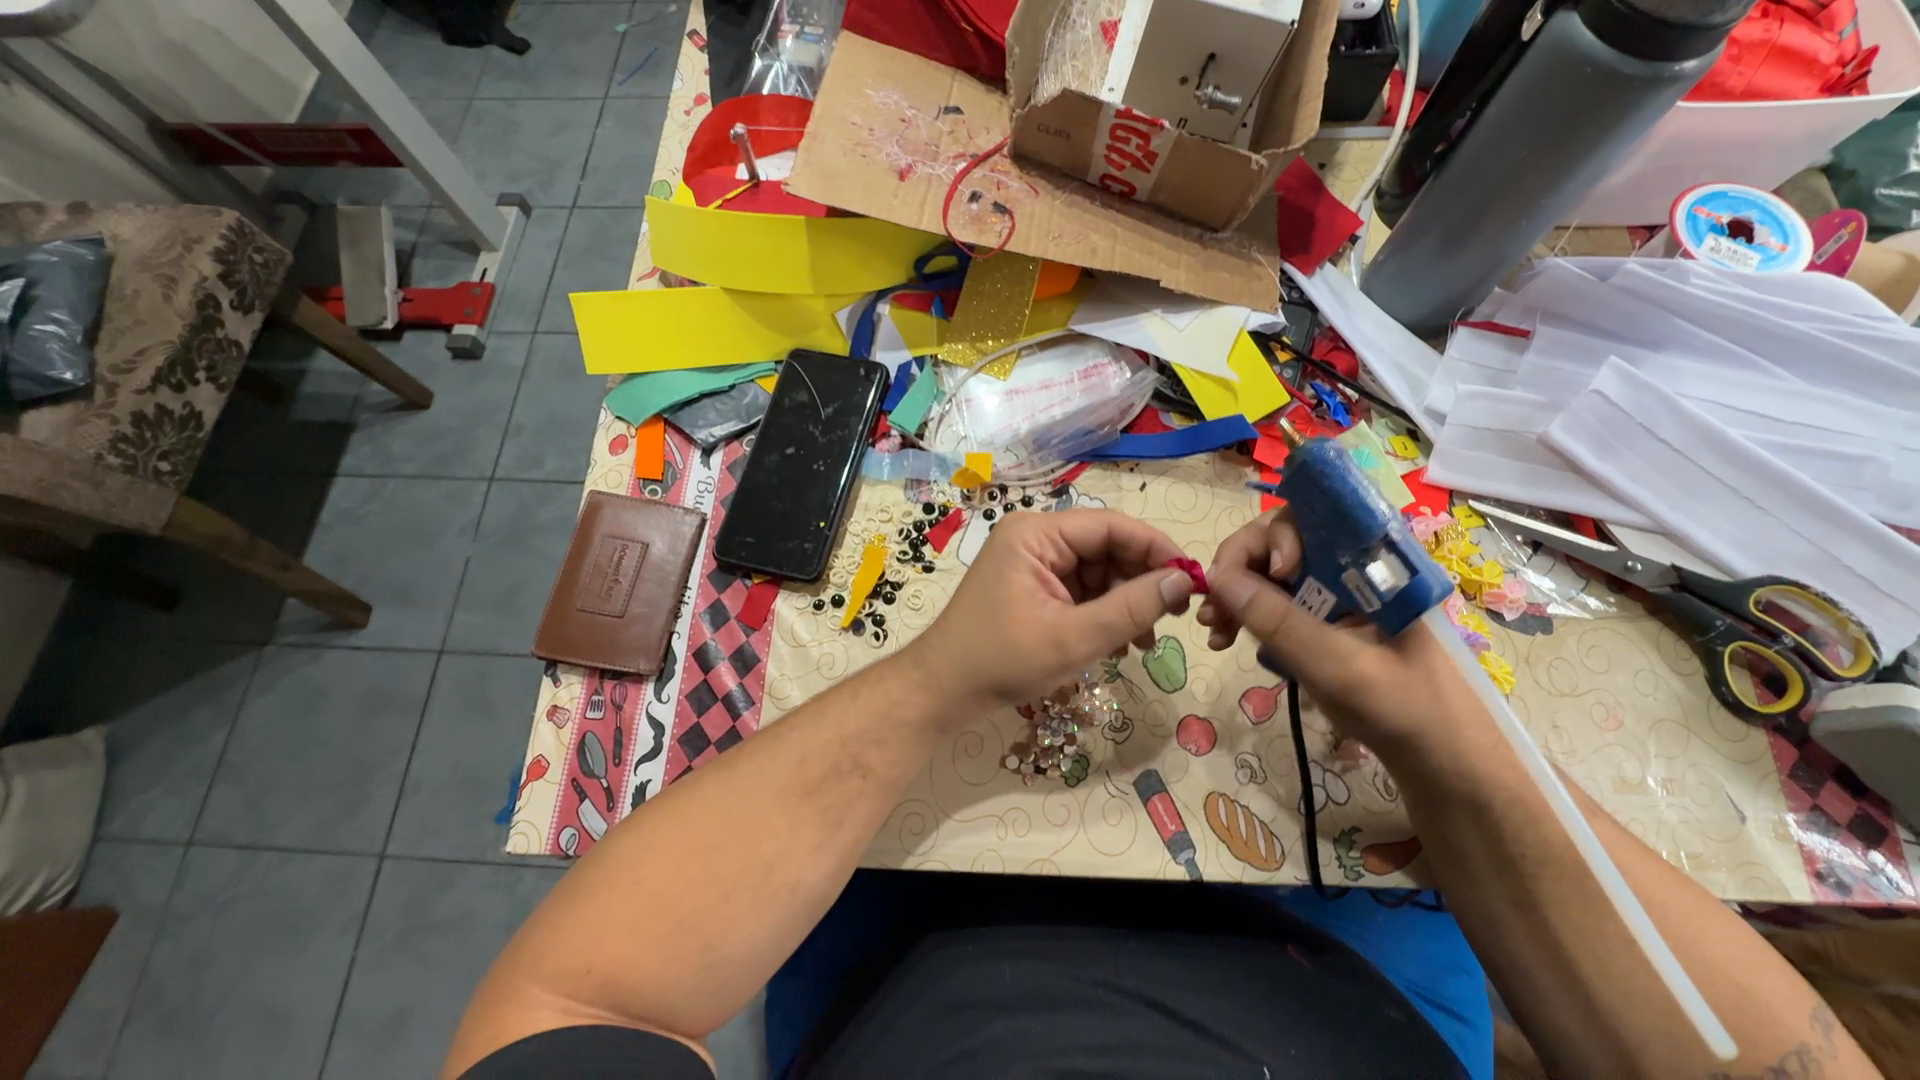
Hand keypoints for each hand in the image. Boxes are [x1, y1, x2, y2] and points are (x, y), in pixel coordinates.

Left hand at [902, 508, 1193, 719]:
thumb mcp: (1074, 638)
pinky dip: (1105, 614)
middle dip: (1141, 581)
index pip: (1111, 525)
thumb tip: (1184, 580)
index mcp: (1036, 534)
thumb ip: (1131, 608)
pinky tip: (1122, 645)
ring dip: (1126, 603)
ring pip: (1098, 572)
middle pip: (1106, 547)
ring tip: (1146, 642)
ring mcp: (1033, 565)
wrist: (943, 692)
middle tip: (1172, 619)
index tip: (1192, 579)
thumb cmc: (1001, 661)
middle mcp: (1035, 539)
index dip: (1156, 548)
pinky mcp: (1034, 590)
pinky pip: (1082, 591)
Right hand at [1196, 509, 1490, 759]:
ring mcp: (1336, 597)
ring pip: (1271, 575)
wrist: (1442, 761)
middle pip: (1279, 542)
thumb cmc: (1403, 709)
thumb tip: (1216, 578)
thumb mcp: (1336, 665)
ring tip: (1215, 632)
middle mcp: (1350, 567)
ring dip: (1236, 596)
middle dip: (1240, 569)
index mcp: (1371, 560)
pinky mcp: (1324, 624)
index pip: (1309, 517)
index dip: (1273, 536)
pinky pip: (1276, 606)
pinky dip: (1248, 618)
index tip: (1268, 576)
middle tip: (1213, 610)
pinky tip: (1228, 641)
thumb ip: (1277, 621)